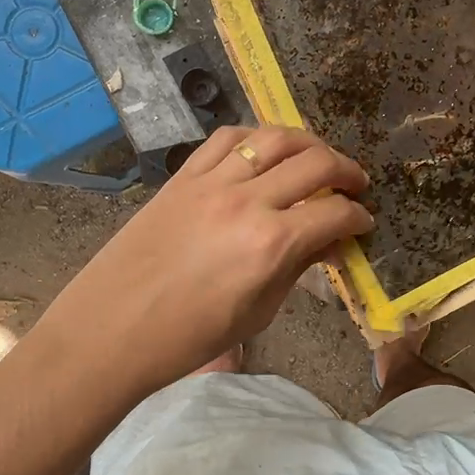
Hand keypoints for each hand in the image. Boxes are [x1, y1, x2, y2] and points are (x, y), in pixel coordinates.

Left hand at [44, 126, 373, 394]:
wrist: (110, 332)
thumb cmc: (188, 337)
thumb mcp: (257, 311)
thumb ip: (298, 268)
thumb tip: (330, 242)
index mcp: (271, 244)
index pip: (334, 214)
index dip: (359, 217)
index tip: (365, 222)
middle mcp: (247, 202)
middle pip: (314, 163)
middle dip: (346, 170)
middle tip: (356, 184)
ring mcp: (212, 182)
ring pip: (272, 138)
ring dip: (307, 142)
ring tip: (319, 155)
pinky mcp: (182, 176)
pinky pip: (226, 138)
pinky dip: (254, 136)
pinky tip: (265, 149)